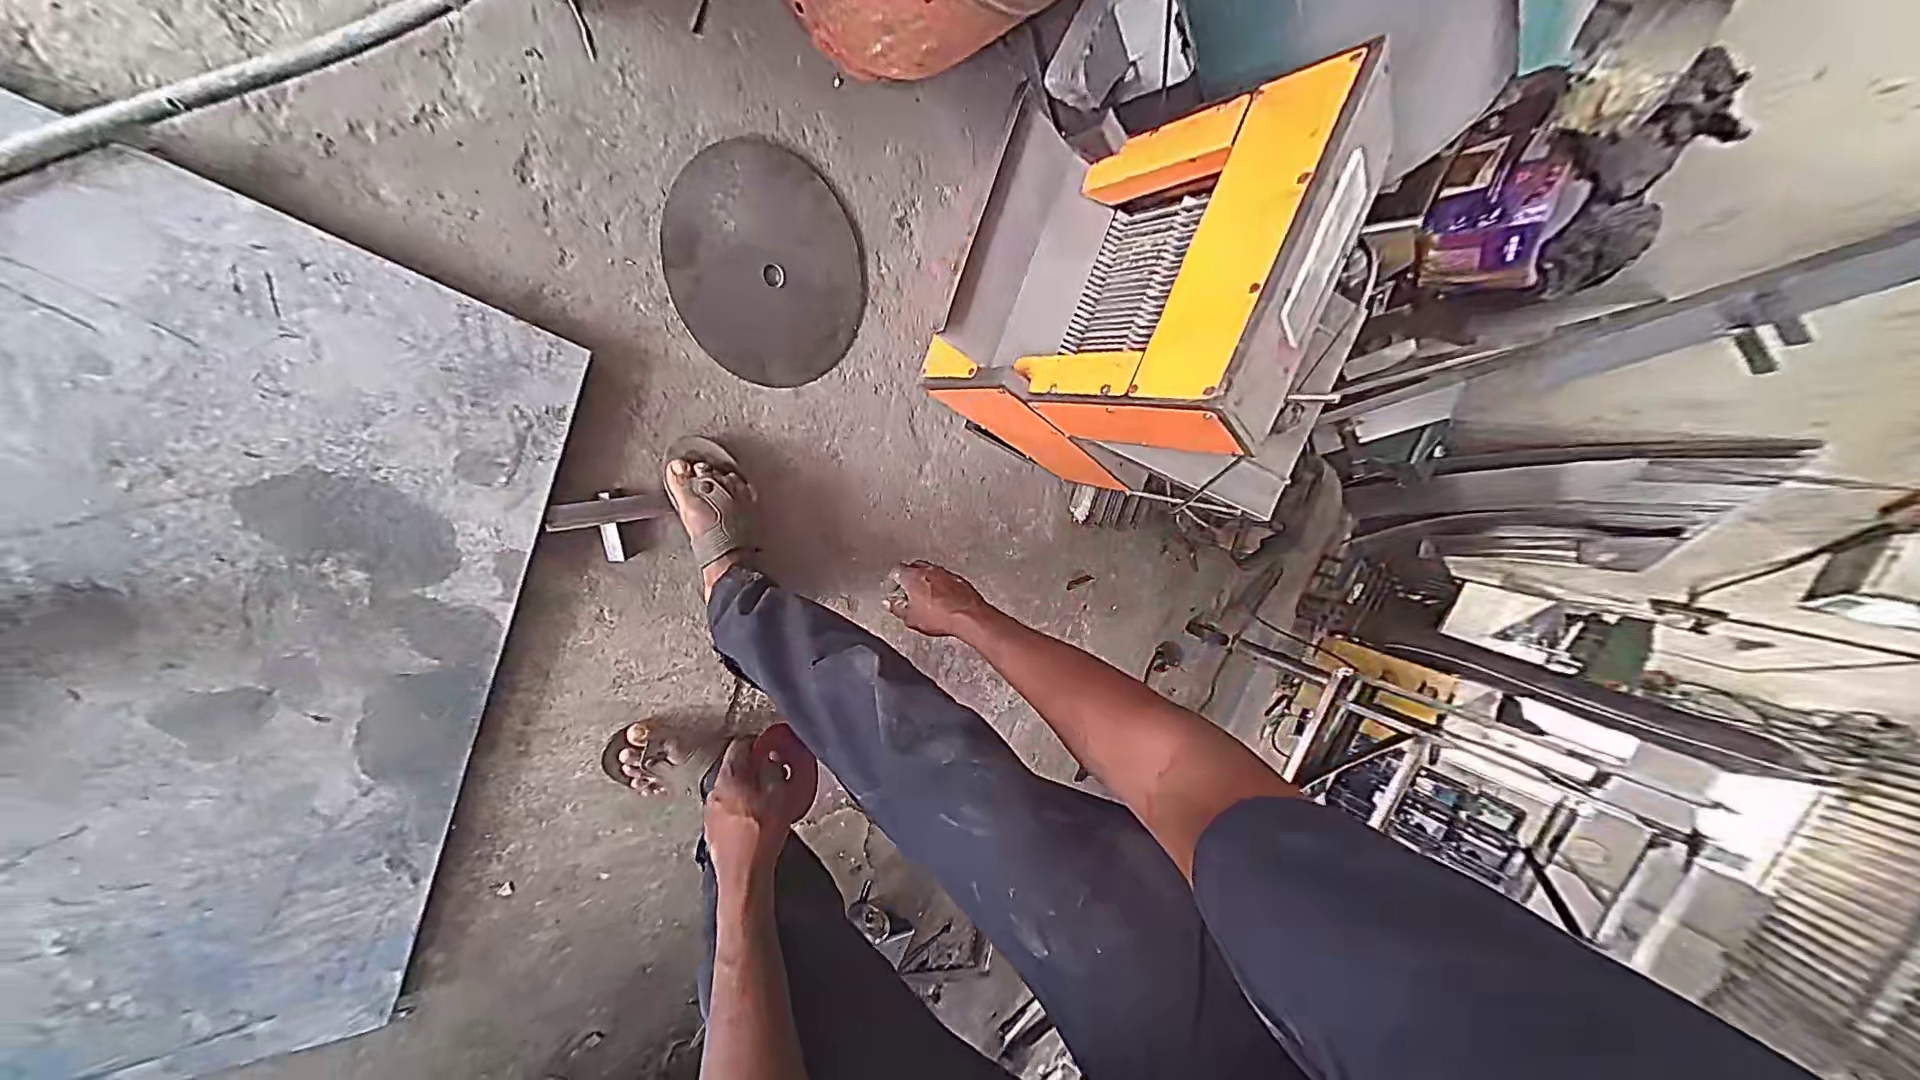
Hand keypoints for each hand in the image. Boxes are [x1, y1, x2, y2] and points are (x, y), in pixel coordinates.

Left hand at [705, 723, 817, 883]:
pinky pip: (728, 808)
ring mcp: (710, 812)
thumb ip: (773, 768)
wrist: (744, 874)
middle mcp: (714, 791)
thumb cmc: (759, 836)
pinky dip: (741, 806)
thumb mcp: (778, 794)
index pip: (739, 744)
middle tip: (773, 771)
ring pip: (731, 789)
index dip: (758, 741)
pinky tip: (757, 818)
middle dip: (753, 766)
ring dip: (747, 787)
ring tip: (768, 797)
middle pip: (734, 767)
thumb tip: (771, 757)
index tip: (769, 745)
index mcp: (728, 776)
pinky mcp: (713, 830)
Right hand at [885, 561, 992, 637]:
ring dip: (926, 581)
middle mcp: (929, 570)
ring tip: (926, 597)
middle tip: (908, 591)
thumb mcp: (911, 618)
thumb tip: (891, 604)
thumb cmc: (942, 616)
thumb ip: (897, 608)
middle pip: (914, 567)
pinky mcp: (959, 579)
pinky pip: (945, 579)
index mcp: (913, 576)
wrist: (969, 617)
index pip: (897, 570)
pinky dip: (941, 586)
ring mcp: (946, 573)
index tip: (894, 590)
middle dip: (909, 578)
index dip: (893, 581)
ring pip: (931, 572)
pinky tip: (942, 599)